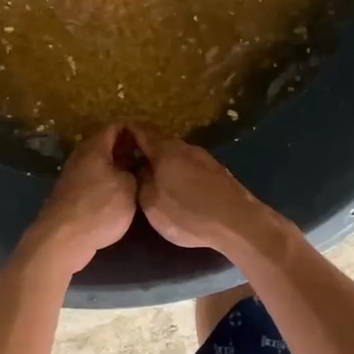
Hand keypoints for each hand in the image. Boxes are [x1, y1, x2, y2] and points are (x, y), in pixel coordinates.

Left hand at [16, 124, 139, 278]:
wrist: (63, 238)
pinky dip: (107, 181)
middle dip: (126, 149)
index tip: (151, 140)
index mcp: (94, 148)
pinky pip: (94, 179)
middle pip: (105, 145)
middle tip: (148, 158)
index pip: (115, 127)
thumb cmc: (99, 208)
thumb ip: (134, 172)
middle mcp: (81, 157)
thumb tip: (134, 168)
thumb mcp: (128, 188)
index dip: (134, 130)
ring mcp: (73, 176)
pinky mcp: (71, 194)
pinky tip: (121, 193)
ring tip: (139, 176)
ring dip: (117, 167)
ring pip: (99, 163)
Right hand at [132, 128, 295, 257]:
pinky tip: (180, 189)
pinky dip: (181, 173)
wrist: (237, 222)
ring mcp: (205, 159)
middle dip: (146, 150)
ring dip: (165, 163)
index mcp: (164, 150)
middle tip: (132, 164)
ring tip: (155, 179)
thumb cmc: (187, 212)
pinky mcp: (218, 173)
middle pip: (161, 143)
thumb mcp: (151, 203)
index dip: (127, 131)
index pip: (141, 131)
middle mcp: (185, 147)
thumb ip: (142, 182)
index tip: (115, 137)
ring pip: (178, 156)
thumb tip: (140, 170)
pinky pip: (192, 167)